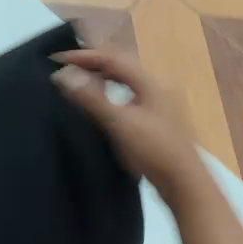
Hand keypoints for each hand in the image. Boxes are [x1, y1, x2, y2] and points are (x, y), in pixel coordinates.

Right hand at [52, 49, 205, 201]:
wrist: (186, 187)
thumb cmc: (154, 151)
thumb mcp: (119, 123)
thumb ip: (90, 97)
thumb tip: (62, 74)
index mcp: (150, 81)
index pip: (111, 57)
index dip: (82, 56)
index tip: (56, 60)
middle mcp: (157, 86)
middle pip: (120, 65)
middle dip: (91, 63)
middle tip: (64, 68)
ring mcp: (160, 102)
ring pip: (125, 80)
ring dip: (100, 77)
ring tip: (77, 82)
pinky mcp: (158, 119)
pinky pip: (128, 93)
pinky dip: (110, 91)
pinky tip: (100, 104)